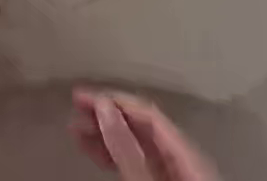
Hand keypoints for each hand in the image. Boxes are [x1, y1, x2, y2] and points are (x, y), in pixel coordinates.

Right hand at [71, 89, 218, 180]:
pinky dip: (118, 158)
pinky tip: (98, 157)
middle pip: (145, 131)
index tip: (80, 99)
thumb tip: (103, 106)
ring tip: (78, 134)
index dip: (115, 101)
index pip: (151, 116)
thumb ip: (127, 150)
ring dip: (108, 137)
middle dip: (108, 118)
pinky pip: (142, 167)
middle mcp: (189, 167)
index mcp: (192, 161)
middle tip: (74, 112)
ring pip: (141, 149)